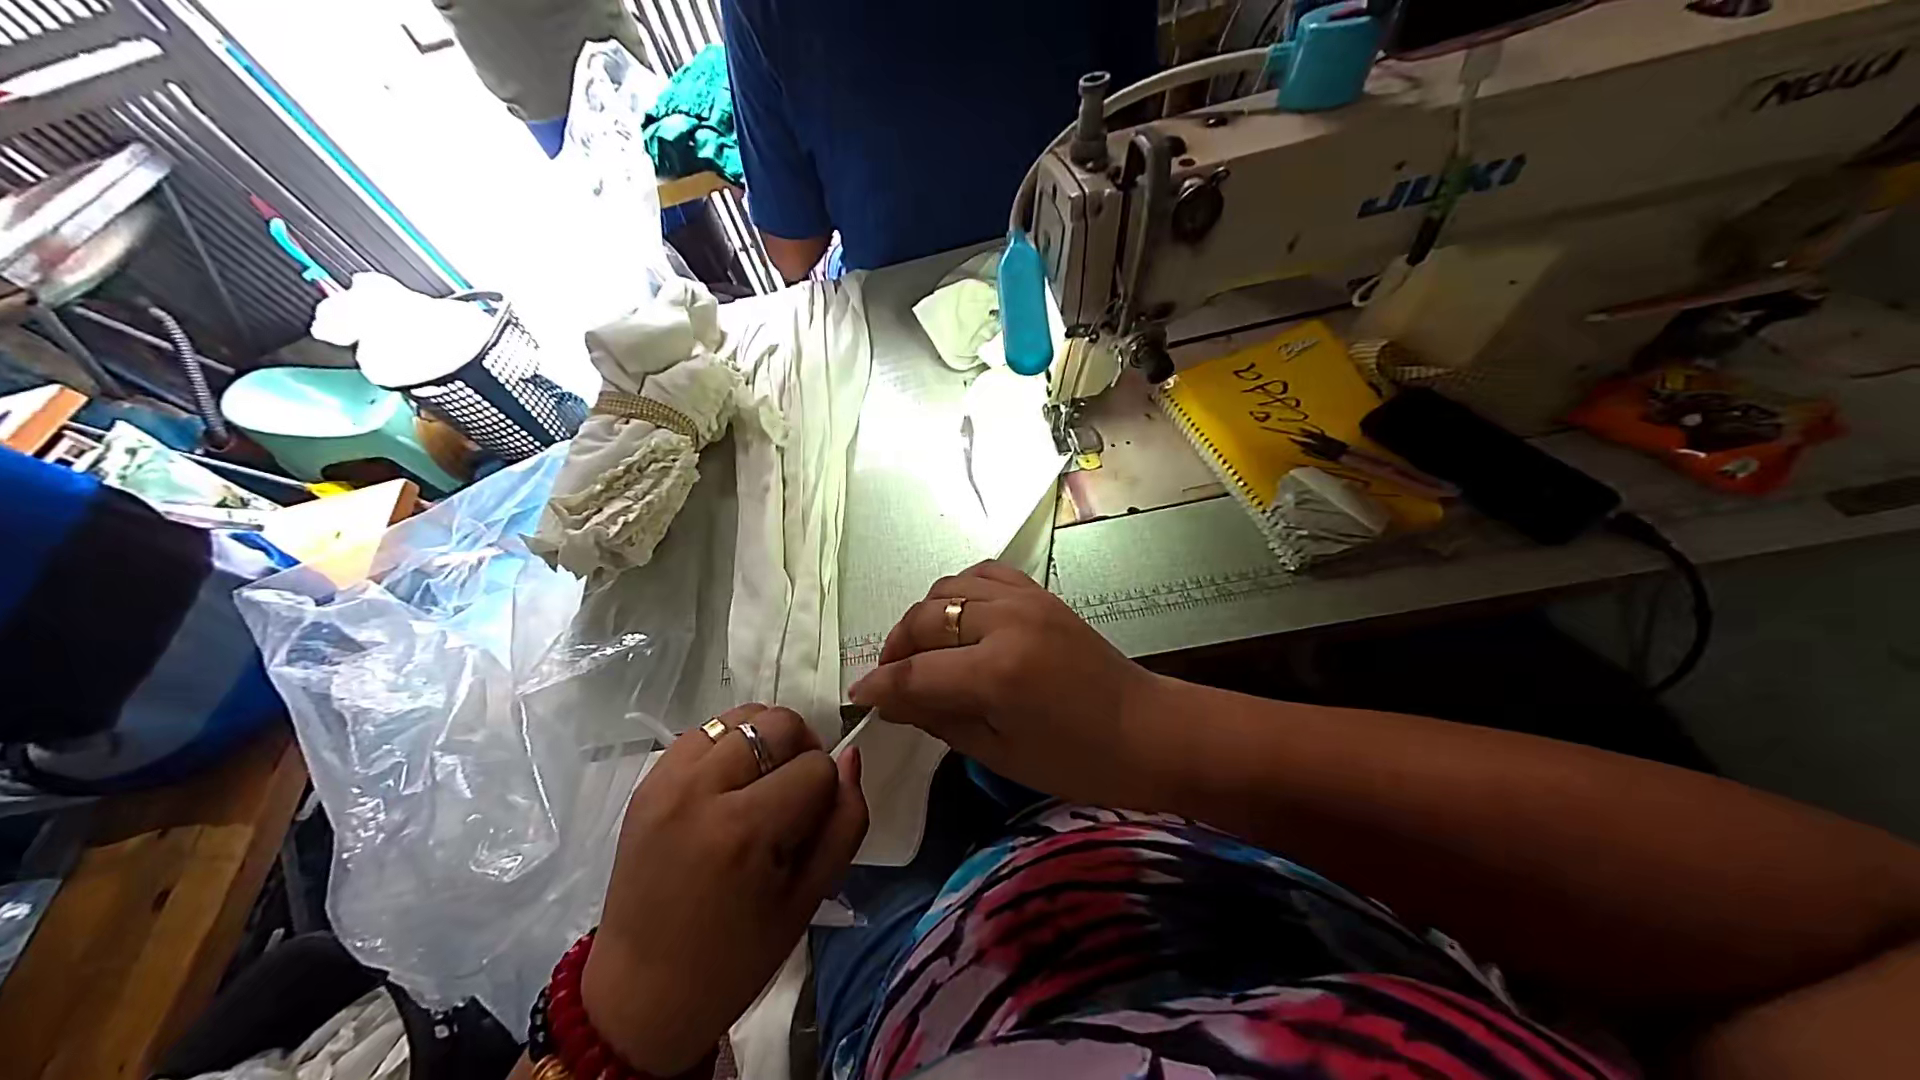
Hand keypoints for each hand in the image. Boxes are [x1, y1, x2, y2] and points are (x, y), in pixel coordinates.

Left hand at [582, 704, 866, 1075]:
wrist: (642, 992)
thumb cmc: (737, 957)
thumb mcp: (810, 898)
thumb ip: (845, 822)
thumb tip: (851, 756)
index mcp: (744, 831)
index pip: (816, 767)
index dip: (827, 794)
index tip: (810, 828)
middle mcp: (701, 791)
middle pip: (779, 723)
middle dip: (802, 751)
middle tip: (795, 793)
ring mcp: (667, 781)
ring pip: (742, 716)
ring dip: (766, 740)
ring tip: (763, 782)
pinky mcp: (647, 782)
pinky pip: (703, 731)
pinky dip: (729, 744)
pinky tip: (730, 783)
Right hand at [847, 560, 1171, 807]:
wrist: (1148, 730)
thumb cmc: (1078, 761)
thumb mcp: (999, 752)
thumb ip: (938, 719)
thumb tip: (889, 701)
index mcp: (997, 672)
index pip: (915, 673)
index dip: (879, 687)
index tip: (858, 697)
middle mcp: (1006, 622)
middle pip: (924, 620)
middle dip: (894, 649)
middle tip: (889, 679)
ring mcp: (1026, 600)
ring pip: (948, 589)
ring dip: (923, 618)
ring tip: (921, 650)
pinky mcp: (1040, 593)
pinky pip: (985, 575)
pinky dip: (959, 592)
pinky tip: (957, 618)